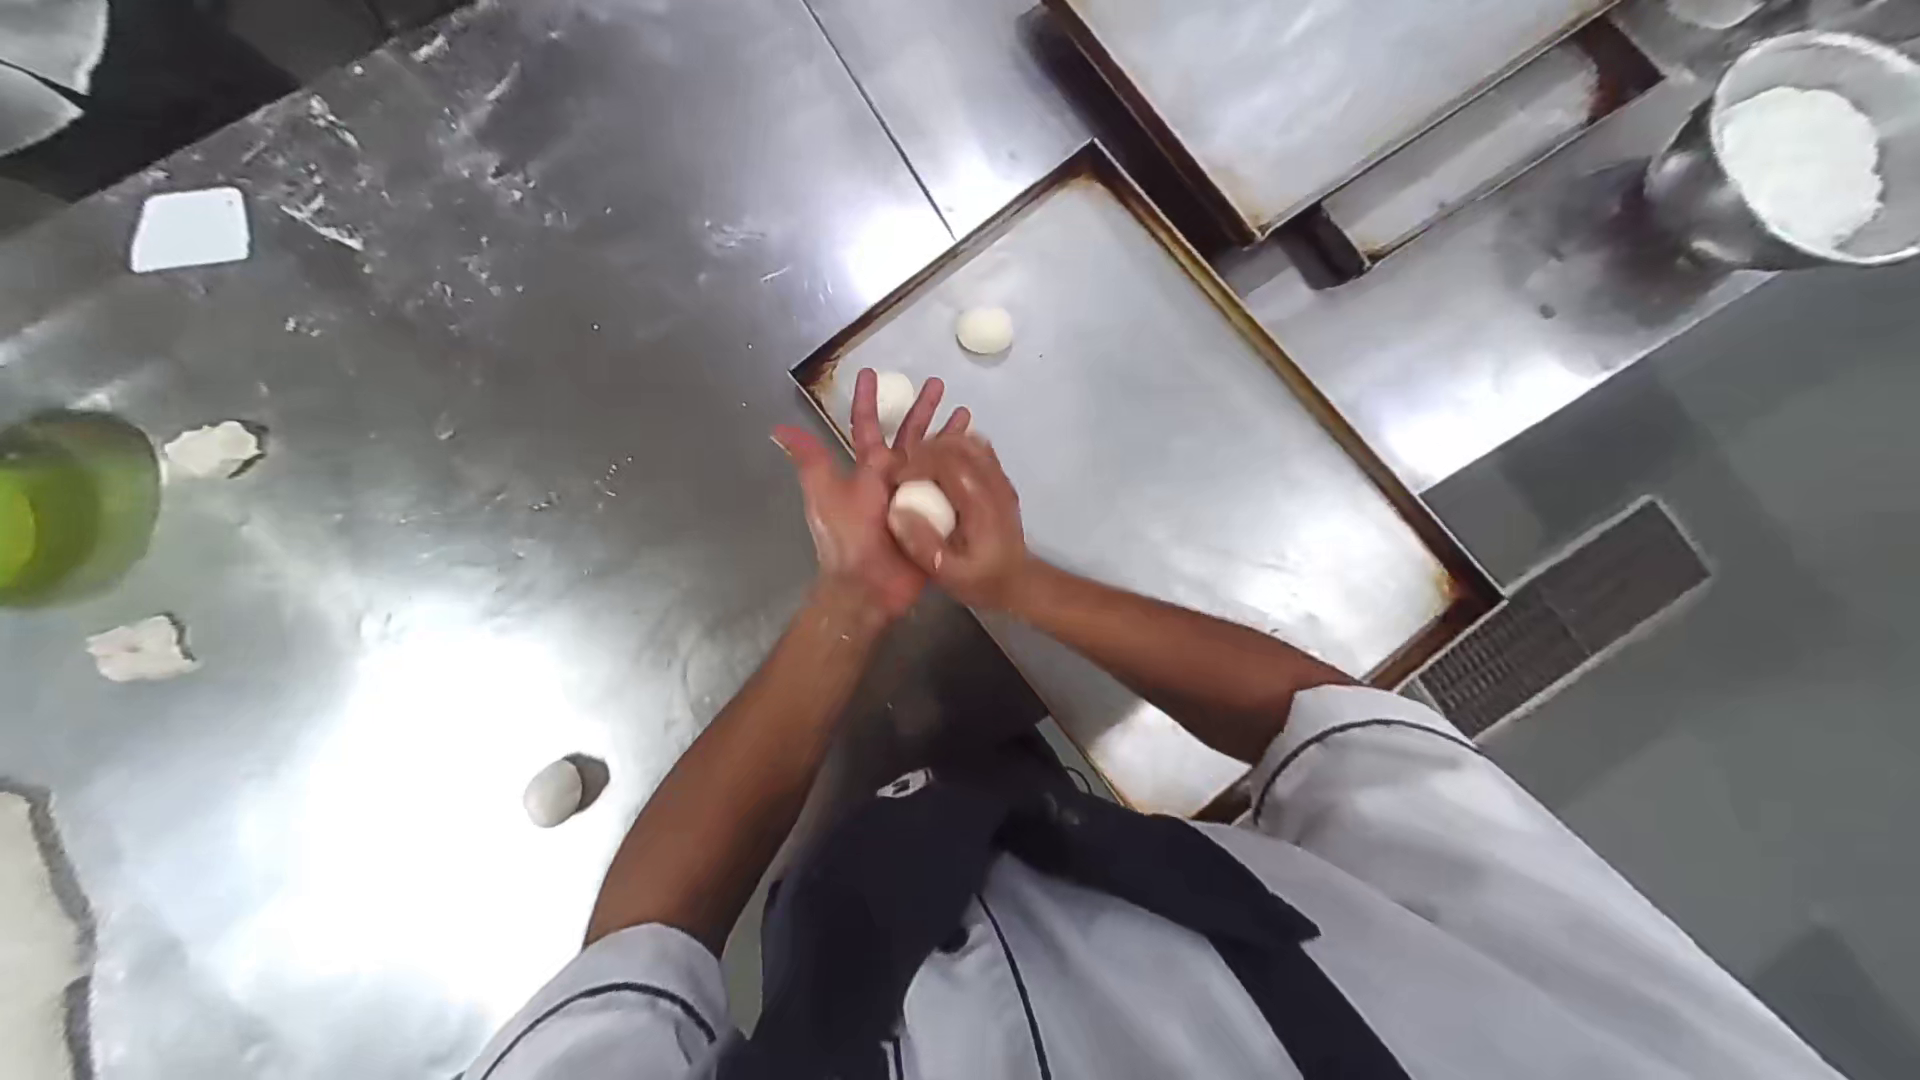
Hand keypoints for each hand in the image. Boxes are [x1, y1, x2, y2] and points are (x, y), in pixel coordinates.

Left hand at [772, 369, 970, 622]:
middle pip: (911, 435)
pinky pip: (953, 487)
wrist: (870, 583)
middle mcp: (894, 478)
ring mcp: (917, 496)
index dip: (868, 400)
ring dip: (949, 435)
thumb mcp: (824, 493)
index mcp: (869, 469)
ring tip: (967, 415)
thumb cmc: (847, 537)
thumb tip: (778, 428)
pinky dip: (965, 469)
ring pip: (936, 456)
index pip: (868, 426)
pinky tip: (977, 455)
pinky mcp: (937, 516)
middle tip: (938, 384)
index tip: (871, 374)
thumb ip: (810, 459)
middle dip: (923, 410)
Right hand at [890, 432, 1031, 611]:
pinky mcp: (1000, 480)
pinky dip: (954, 451)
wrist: (1017, 581)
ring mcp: (1000, 480)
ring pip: (969, 442)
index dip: (917, 463)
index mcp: (980, 504)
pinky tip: (940, 470)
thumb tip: (898, 512)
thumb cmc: (980, 580)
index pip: (948, 462)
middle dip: (924, 451)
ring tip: (919, 468)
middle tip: (904, 470)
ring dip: (939, 448)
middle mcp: (994, 484)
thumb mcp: (946, 574)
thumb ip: (921, 545)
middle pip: (958, 445)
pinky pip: (977, 451)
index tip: (897, 478)